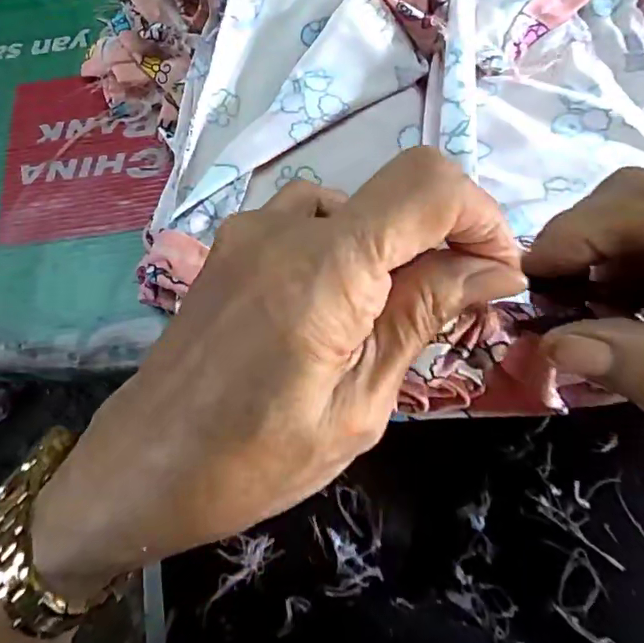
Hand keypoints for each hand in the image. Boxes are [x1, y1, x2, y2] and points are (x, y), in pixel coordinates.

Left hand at [31, 147, 525, 597]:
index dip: (480, 216)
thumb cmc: (254, 457)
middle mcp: (281, 228)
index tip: (495, 275)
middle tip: (450, 311)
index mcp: (323, 266)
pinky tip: (330, 307)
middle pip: (391, 191)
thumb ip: (418, 319)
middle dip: (439, 239)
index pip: (426, 184)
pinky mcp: (228, 246)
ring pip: (348, 204)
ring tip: (385, 316)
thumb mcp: (359, 404)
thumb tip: (491, 270)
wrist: (148, 458)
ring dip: (385, 244)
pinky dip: (338, 246)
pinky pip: (302, 222)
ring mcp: (246, 230)